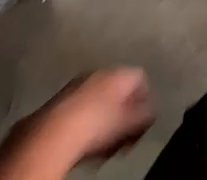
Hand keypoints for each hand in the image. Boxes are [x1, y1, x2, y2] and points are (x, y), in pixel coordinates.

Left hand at [27, 67, 155, 162]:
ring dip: (106, 114)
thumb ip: (146, 114)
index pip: (141, 77)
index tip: (142, 117)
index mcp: (118, 72)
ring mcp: (79, 82)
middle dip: (123, 108)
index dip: (144, 98)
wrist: (55, 131)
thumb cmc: (96, 124)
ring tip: (106, 136)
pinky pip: (83, 104)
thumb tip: (151, 111)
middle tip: (125, 130)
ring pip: (100, 96)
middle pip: (119, 87)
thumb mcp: (130, 123)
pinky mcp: (62, 96)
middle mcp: (99, 71)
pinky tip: (87, 135)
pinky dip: (88, 116)